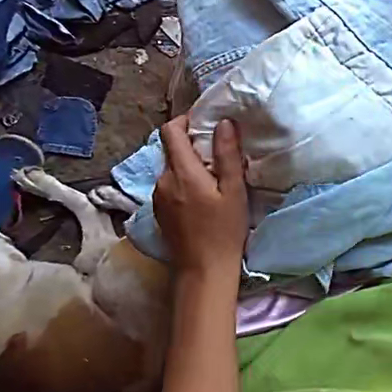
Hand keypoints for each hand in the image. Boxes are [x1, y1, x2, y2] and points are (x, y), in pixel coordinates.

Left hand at [156, 116, 247, 275]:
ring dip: (189, 166)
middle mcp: (163, 180)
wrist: (203, 271)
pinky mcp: (159, 211)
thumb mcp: (234, 191)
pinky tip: (202, 196)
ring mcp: (158, 197)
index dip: (185, 120)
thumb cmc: (224, 231)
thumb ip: (227, 155)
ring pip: (172, 169)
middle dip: (192, 145)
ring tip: (214, 177)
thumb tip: (224, 123)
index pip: (170, 131)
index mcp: (182, 172)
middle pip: (172, 150)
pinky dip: (184, 182)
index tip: (206, 123)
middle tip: (219, 152)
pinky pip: (170, 185)